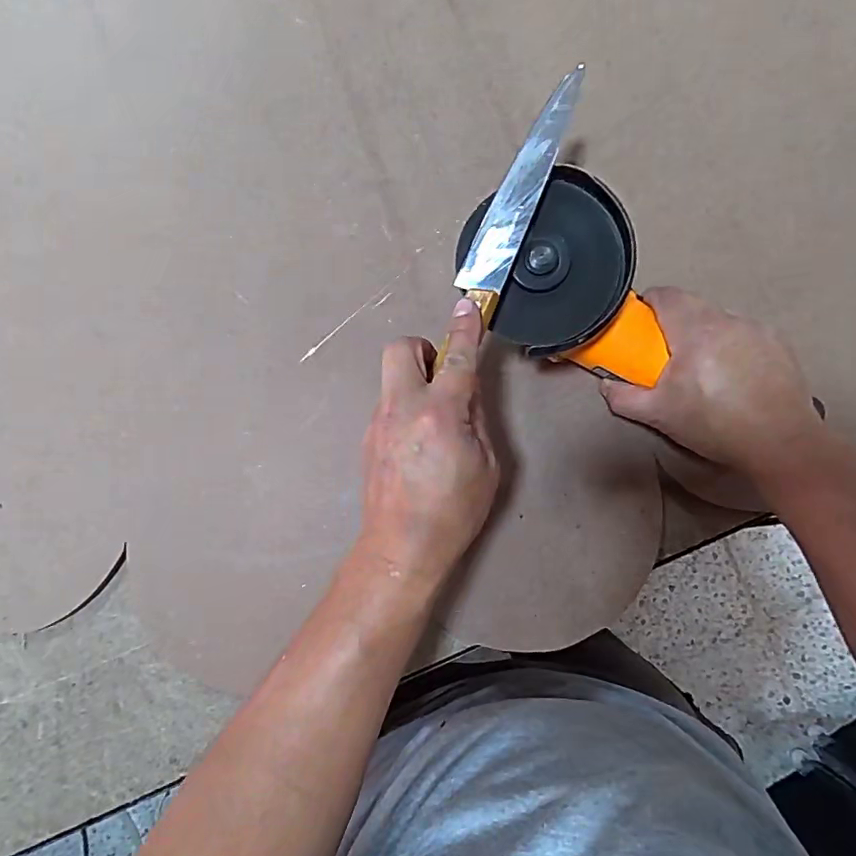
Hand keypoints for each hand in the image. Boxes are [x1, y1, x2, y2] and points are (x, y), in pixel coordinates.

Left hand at [358, 299, 500, 586]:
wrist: (401, 547)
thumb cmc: (452, 513)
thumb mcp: (487, 465)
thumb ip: (477, 419)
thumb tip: (467, 393)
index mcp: (439, 414)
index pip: (457, 358)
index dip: (466, 327)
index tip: (469, 307)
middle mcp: (401, 410)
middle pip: (401, 349)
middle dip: (424, 350)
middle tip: (444, 376)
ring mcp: (378, 424)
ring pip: (393, 380)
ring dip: (416, 385)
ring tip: (436, 424)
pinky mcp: (368, 440)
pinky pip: (388, 408)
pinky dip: (405, 411)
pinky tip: (419, 447)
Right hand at [599, 287, 826, 479]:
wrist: (778, 442)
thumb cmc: (720, 426)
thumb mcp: (659, 415)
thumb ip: (625, 397)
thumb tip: (609, 386)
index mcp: (696, 331)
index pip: (665, 295)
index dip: (646, 306)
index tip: (640, 328)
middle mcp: (728, 322)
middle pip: (691, 309)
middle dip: (672, 329)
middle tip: (664, 361)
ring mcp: (756, 331)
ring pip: (717, 323)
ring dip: (702, 341)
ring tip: (700, 377)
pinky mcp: (777, 345)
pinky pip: (743, 337)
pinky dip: (730, 352)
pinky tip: (729, 382)